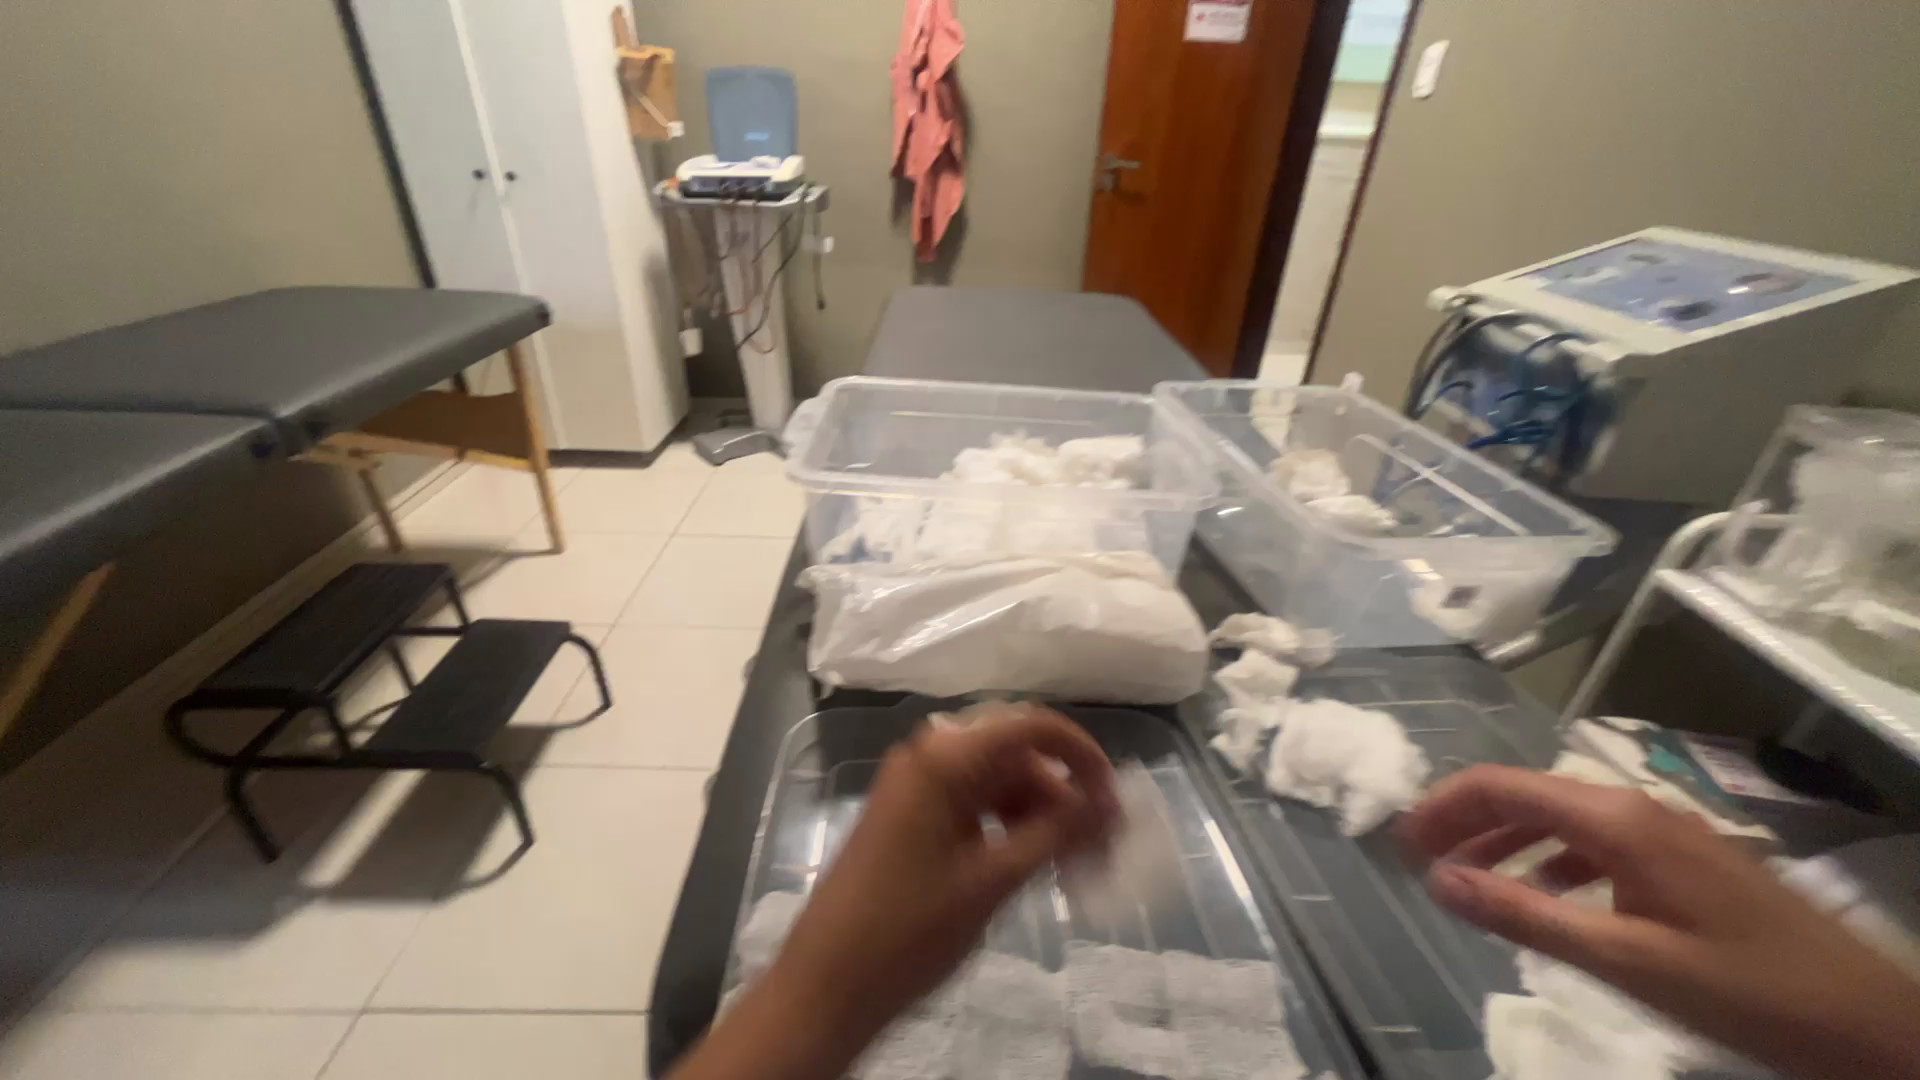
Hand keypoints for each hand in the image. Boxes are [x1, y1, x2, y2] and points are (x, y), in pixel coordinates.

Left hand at [681, 705, 1116, 1079]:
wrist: (825, 984)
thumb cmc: (908, 929)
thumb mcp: (993, 880)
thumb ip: (1056, 832)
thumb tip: (1109, 802)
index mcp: (944, 757)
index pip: (1029, 725)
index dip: (1081, 753)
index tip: (1115, 798)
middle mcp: (930, 756)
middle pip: (1016, 755)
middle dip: (1064, 794)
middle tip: (1104, 846)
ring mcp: (918, 785)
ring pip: (999, 783)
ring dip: (1041, 815)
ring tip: (1077, 867)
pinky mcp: (913, 814)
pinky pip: (975, 804)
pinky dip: (1011, 828)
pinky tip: (1036, 864)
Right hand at [1400, 765, 1919, 1079]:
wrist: (1886, 1032)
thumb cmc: (1750, 991)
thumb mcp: (1627, 960)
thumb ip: (1524, 914)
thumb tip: (1436, 880)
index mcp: (1613, 819)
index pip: (1499, 786)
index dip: (1441, 807)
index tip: (1402, 842)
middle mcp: (1629, 806)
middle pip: (1521, 793)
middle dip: (1461, 820)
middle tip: (1419, 859)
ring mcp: (1658, 830)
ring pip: (1553, 815)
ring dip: (1500, 839)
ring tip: (1463, 875)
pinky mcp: (1677, 857)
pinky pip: (1588, 840)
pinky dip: (1546, 858)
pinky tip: (1541, 893)